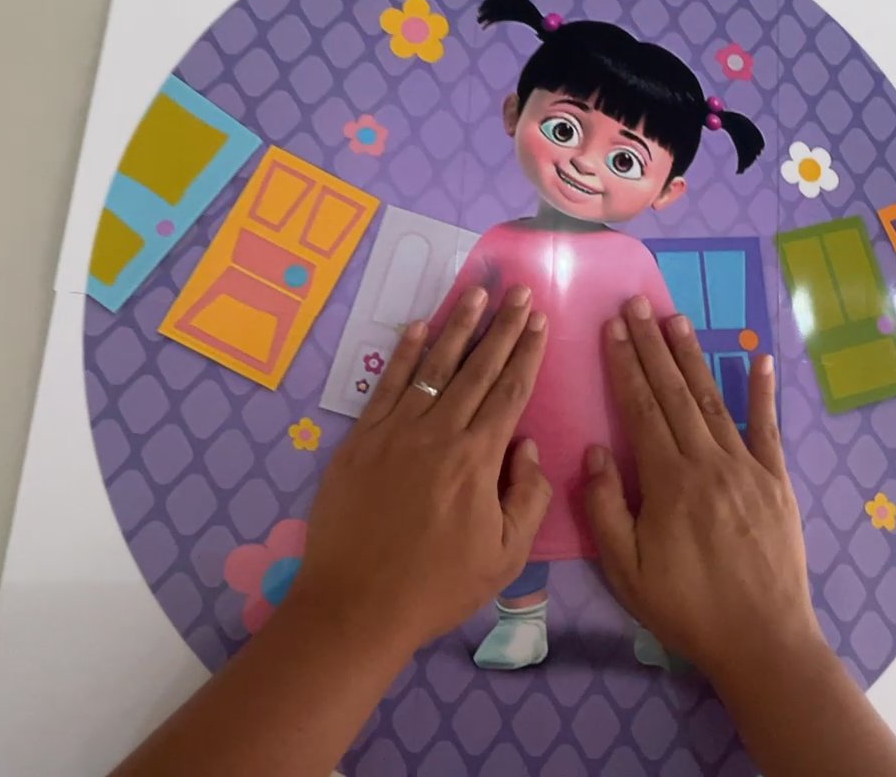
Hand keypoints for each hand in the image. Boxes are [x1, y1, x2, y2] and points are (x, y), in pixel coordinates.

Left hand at [287, 285, 554, 655]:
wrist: (357, 604)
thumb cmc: (437, 585)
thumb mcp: (505, 556)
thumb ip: (528, 497)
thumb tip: (528, 446)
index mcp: (477, 458)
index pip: (510, 392)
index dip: (527, 352)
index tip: (539, 319)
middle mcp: (439, 432)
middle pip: (478, 368)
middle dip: (502, 327)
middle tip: (517, 291)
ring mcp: (397, 430)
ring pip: (434, 366)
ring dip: (458, 326)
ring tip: (476, 292)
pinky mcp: (362, 437)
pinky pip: (388, 385)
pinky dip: (403, 353)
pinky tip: (417, 326)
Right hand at [584, 295, 822, 681]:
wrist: (763, 641)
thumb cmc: (686, 606)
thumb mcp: (626, 569)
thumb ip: (606, 507)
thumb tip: (597, 450)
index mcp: (669, 480)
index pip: (641, 408)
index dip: (625, 364)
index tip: (613, 327)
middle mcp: (708, 461)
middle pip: (674, 392)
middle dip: (652, 345)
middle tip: (637, 304)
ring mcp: (747, 467)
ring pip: (713, 400)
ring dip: (692, 357)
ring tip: (676, 320)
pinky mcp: (777, 481)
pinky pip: (768, 429)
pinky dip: (763, 392)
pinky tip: (760, 360)